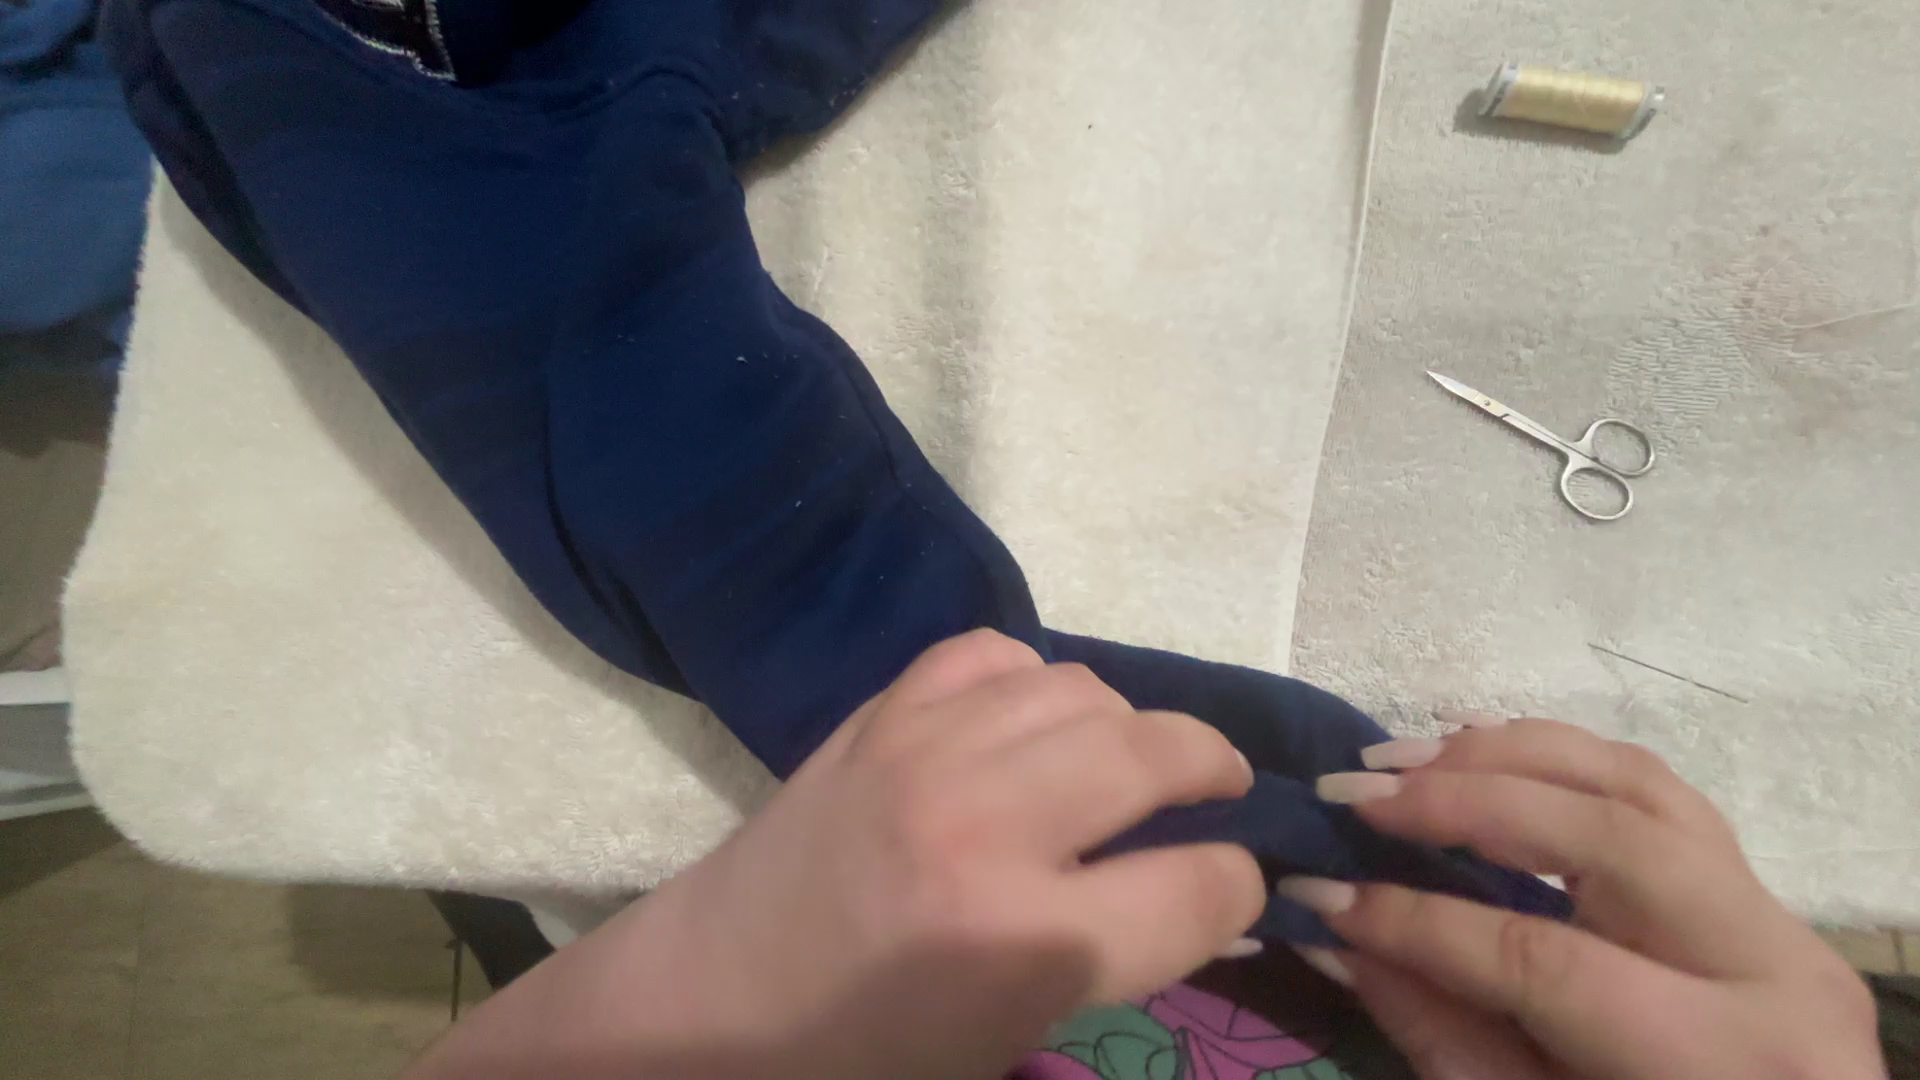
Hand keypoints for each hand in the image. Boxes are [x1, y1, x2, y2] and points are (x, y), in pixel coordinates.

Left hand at [406, 630, 1263, 1079]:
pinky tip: (1023, 713)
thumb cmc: (864, 1050)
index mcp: (1025, 942)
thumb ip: (1118, 948)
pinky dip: (1028, 678)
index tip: (1233, 877)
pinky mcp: (881, 711)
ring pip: (1080, 687)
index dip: (1237, 884)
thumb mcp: (1012, 1030)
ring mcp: (926, 747)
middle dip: (1213, 765)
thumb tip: (1205, 877)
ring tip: (1118, 751)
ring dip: (1122, 720)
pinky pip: (988, 652)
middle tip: (1217, 781)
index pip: (1199, 886)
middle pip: (1154, 751)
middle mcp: (986, 823)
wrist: (713, 996)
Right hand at [1280, 716, 1885, 1079]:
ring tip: (1398, 761)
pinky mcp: (1732, 863)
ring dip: (1493, 753)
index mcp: (1727, 1060)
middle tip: (1355, 796)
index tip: (1315, 892)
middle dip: (1458, 802)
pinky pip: (1634, 772)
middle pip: (1602, 834)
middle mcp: (1769, 963)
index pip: (1540, 958)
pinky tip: (1463, 744)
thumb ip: (1425, 1020)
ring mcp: (1764, 900)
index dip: (1413, 921)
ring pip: (1625, 775)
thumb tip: (1324, 923)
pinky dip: (1537, 746)